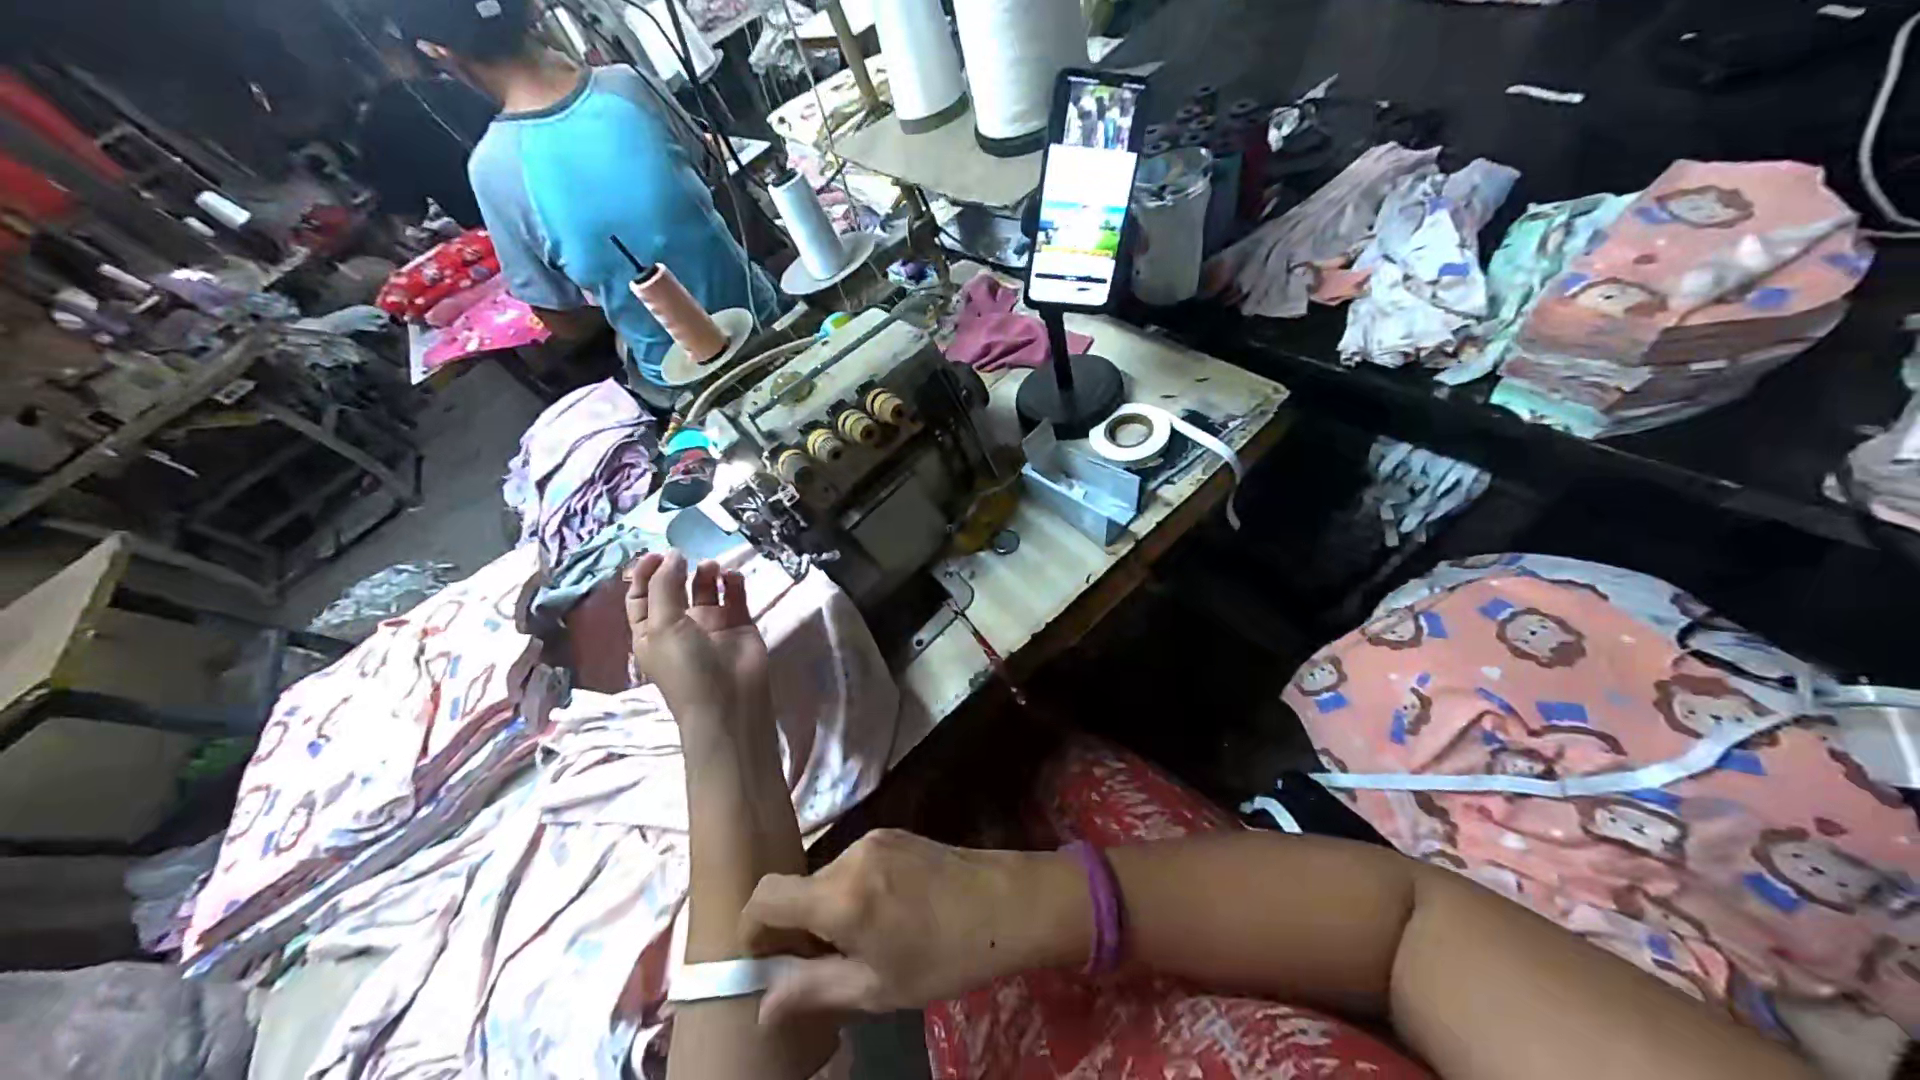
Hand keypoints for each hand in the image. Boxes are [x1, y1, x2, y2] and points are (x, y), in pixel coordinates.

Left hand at [625, 551, 769, 736]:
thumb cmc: (685, 666)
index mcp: (651, 630)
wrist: (729, 700)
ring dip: (707, 573)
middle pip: (675, 587)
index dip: (646, 573)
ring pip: (706, 588)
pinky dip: (733, 582)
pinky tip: (732, 578)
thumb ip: (665, 586)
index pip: (642, 595)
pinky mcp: (738, 623)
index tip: (658, 554)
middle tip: (686, 555)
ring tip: (712, 569)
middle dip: (678, 569)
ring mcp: (711, 624)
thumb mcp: (661, 625)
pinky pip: (734, 595)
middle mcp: (679, 625)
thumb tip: (673, 555)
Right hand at [738, 829, 1089, 1023]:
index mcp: (840, 896)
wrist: (1008, 904)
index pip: (765, 897)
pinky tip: (885, 916)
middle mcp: (849, 856)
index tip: (766, 959)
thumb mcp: (877, 988)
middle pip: (796, 889)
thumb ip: (812, 991)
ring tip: (863, 943)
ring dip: (825, 909)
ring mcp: (874, 838)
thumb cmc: (945, 956)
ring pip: (825, 876)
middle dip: (795, 927)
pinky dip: (850, 891)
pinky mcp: (894, 832)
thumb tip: (762, 1004)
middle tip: (821, 965)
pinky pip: (852, 864)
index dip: (752, 929)